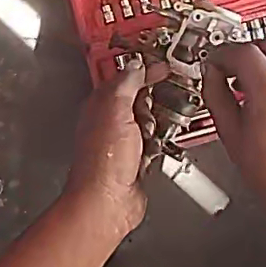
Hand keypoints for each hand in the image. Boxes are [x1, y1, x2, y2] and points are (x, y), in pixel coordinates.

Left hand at [63, 63, 158, 233]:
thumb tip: (136, 64)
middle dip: (153, 104)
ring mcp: (125, 141)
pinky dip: (159, 145)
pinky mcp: (138, 159)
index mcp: (100, 104)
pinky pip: (157, 143)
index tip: (165, 66)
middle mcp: (110, 121)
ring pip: (152, 121)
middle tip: (153, 110)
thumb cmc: (104, 162)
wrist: (108, 202)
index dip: (145, 69)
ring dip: (156, 127)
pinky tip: (153, 152)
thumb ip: (127, 82)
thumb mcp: (116, 109)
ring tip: (149, 138)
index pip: (126, 76)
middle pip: (142, 99)